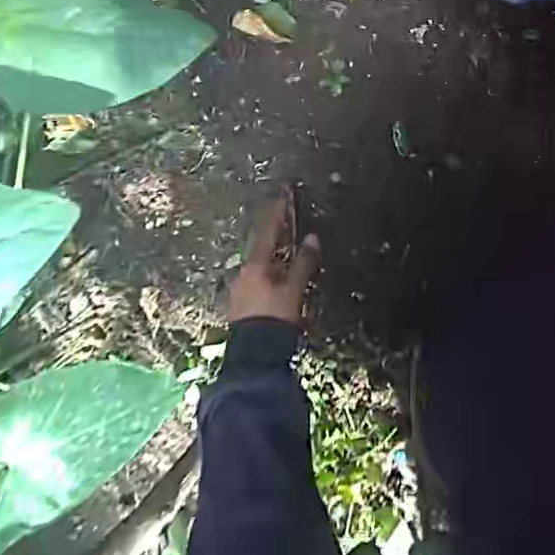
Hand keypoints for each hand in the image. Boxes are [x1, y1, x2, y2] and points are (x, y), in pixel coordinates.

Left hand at [227, 187, 320, 324]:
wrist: (255, 359)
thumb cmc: (275, 319)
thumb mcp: (294, 290)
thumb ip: (304, 263)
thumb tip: (312, 239)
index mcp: (255, 266)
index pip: (269, 232)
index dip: (278, 213)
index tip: (284, 195)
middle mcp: (244, 274)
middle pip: (263, 246)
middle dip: (277, 233)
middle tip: (289, 219)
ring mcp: (242, 289)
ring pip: (261, 263)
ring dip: (276, 254)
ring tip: (290, 247)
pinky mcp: (244, 304)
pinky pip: (260, 278)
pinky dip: (273, 270)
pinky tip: (281, 275)